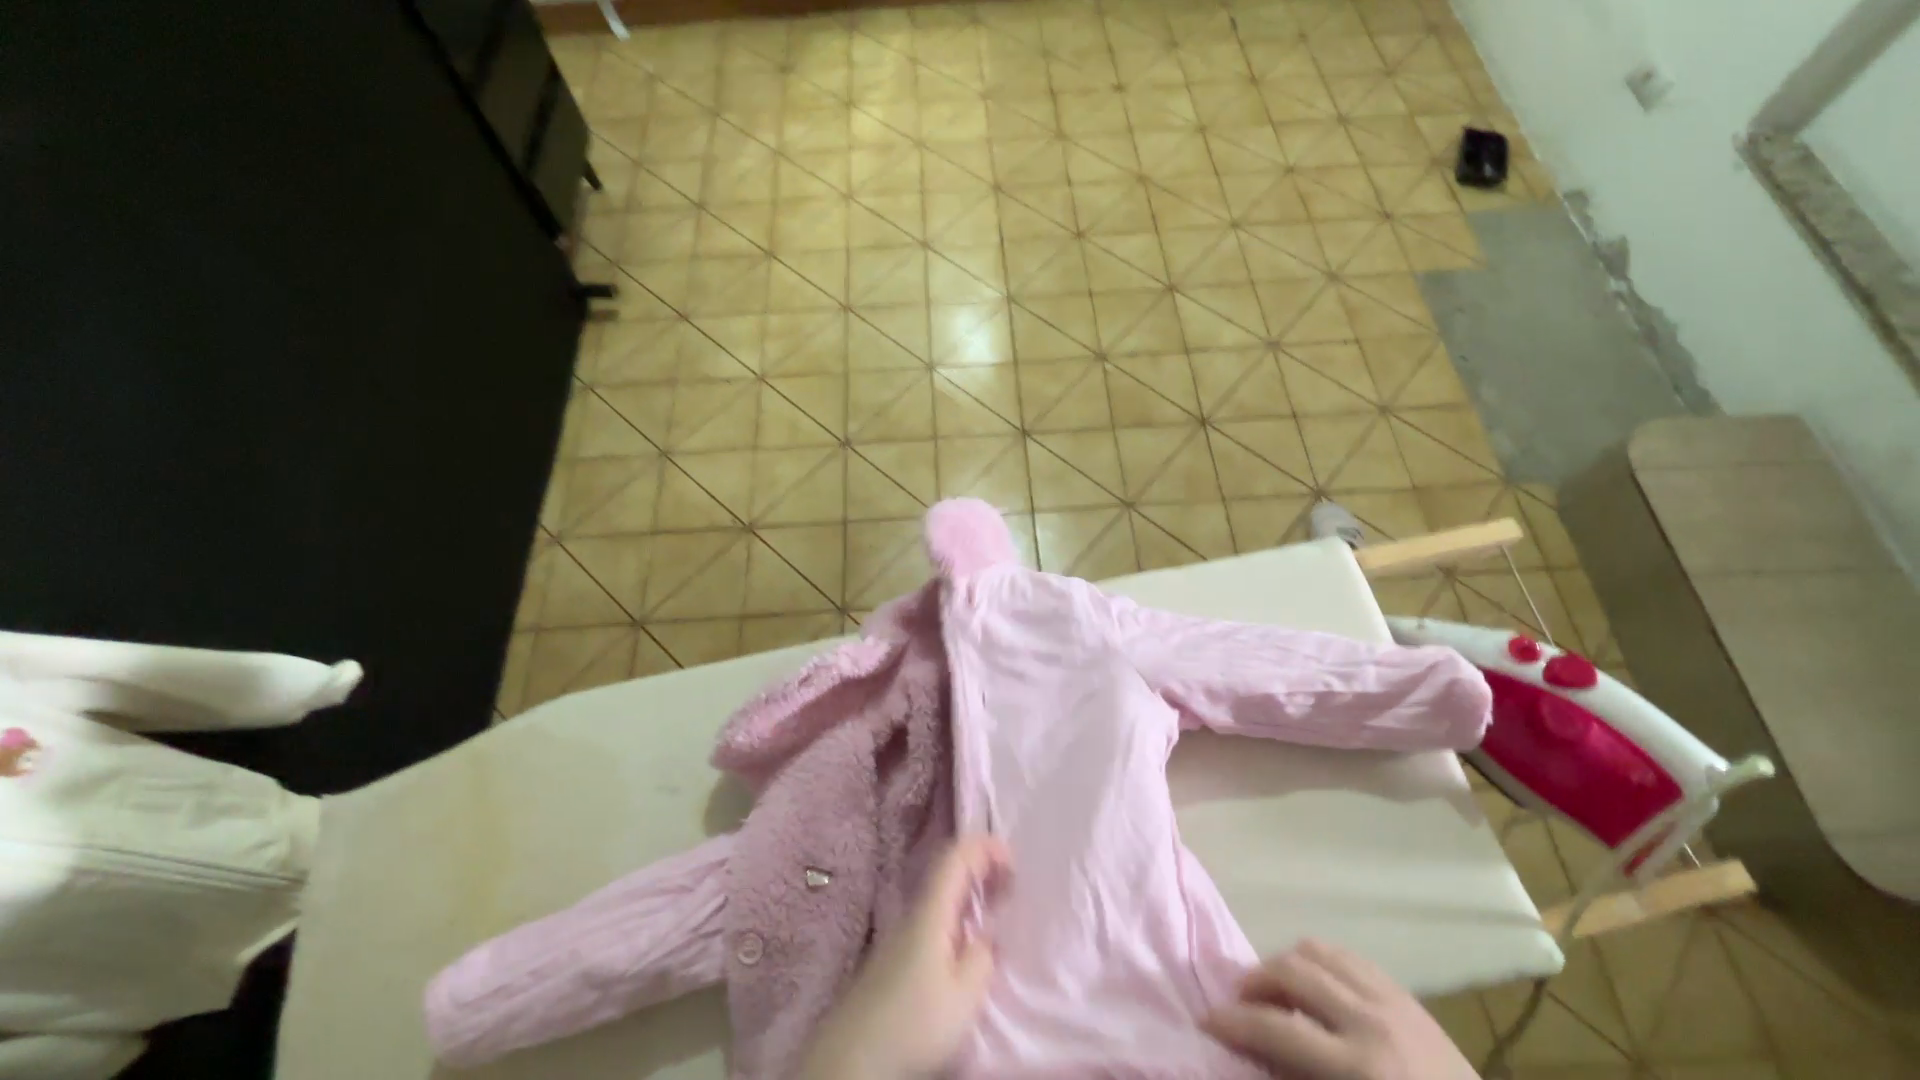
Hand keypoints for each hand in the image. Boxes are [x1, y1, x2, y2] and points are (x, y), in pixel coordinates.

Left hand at [798, 836, 1010, 1079]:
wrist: (851, 1060)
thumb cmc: (912, 1024)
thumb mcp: (963, 998)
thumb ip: (981, 960)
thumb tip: (985, 937)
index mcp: (930, 914)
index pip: (955, 857)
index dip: (984, 847)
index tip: (1014, 861)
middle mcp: (912, 915)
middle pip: (946, 873)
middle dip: (981, 868)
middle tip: (1013, 885)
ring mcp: (900, 936)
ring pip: (940, 898)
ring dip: (970, 893)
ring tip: (998, 909)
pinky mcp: (895, 959)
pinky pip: (932, 920)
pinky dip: (957, 916)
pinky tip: (967, 941)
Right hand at [1204, 939, 1479, 1079]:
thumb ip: (1295, 1075)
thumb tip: (1253, 1050)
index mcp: (1357, 1067)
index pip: (1276, 1028)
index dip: (1233, 1022)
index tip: (1207, 1021)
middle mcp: (1371, 1021)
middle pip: (1292, 970)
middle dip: (1254, 982)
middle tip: (1240, 1003)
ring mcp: (1392, 1001)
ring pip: (1318, 951)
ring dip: (1285, 964)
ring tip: (1274, 990)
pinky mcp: (1406, 995)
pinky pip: (1348, 957)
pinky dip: (1319, 962)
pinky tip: (1313, 986)